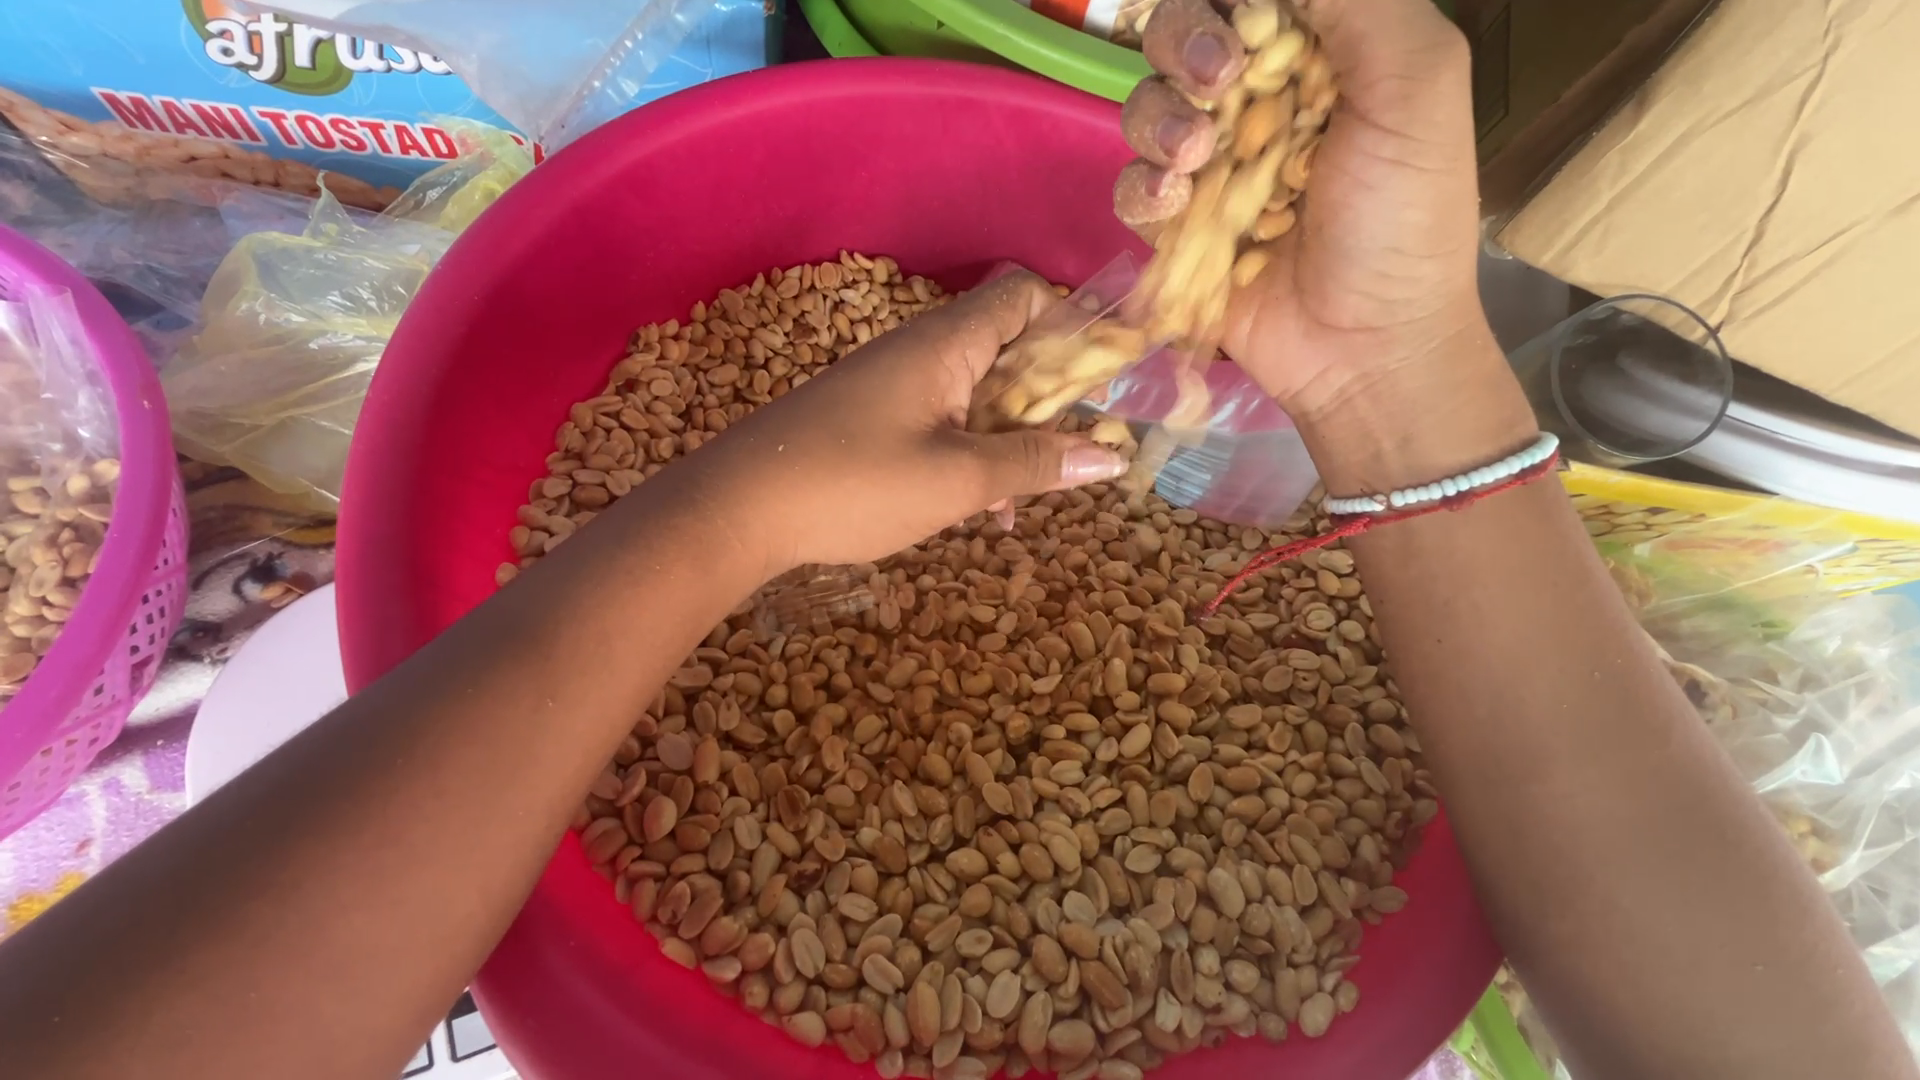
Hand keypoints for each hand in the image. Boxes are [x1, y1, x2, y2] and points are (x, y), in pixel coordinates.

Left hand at [661, 272, 1130, 577]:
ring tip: (1030, 496)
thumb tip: (1109, 456)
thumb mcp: (958, 480)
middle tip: (1081, 449)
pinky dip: (972, 456)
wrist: (738, 508)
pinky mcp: (874, 420)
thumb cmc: (855, 484)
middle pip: (1009, 349)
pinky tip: (985, 510)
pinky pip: (943, 423)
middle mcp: (922, 352)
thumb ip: (1035, 463)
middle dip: (1051, 399)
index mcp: (947, 344)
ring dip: (1012, 439)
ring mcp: (895, 386)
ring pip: (978, 396)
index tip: (1107, 376)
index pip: (1025, 297)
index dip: (1075, 323)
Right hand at [1114, 0, 1489, 424]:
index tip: (1241, 28)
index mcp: (1321, 55)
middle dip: (1183, 41)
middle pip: (1184, 35)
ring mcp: (1212, 169)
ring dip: (1158, 119)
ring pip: (1147, 106)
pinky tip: (1172, 203)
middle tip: (1216, 82)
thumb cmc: (1404, 219)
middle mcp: (1258, 102)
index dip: (1227, 0)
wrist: (1363, 345)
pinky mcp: (1179, 230)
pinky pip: (1133, 190)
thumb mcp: (1416, 84)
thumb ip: (1359, 3)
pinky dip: (1141, 189)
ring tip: (1196, 158)